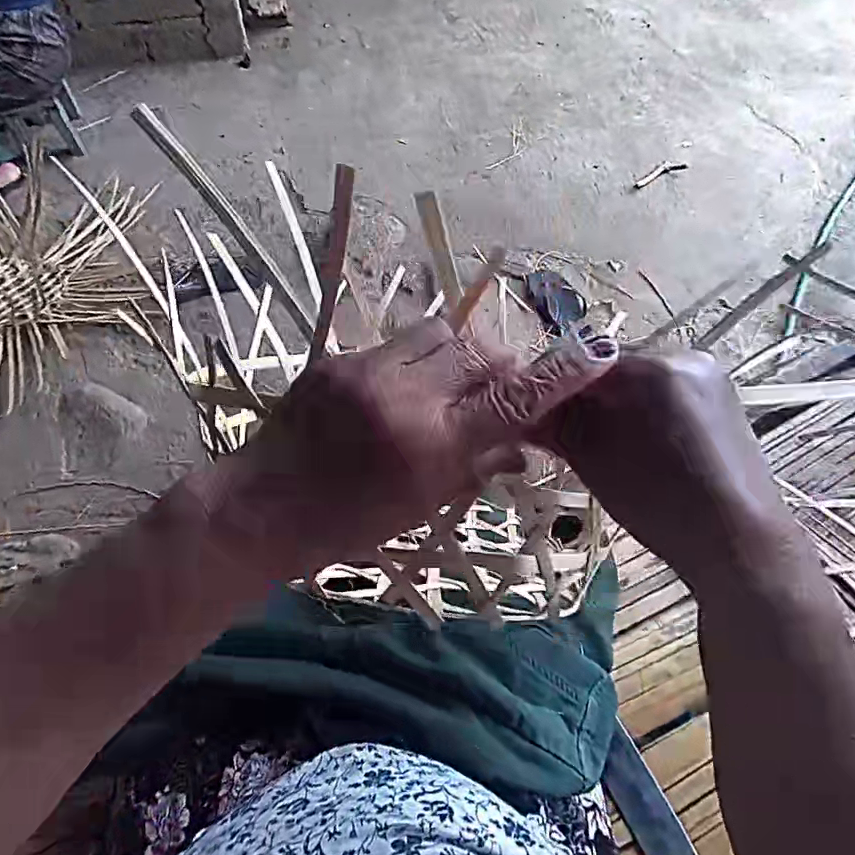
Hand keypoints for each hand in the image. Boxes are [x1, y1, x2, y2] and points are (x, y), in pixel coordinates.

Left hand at [202, 319, 617, 577]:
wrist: (261, 507)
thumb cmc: (346, 522)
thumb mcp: (421, 506)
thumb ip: (475, 466)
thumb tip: (521, 446)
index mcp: (428, 447)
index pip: (508, 402)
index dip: (555, 377)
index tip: (594, 353)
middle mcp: (402, 398)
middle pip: (477, 352)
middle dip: (498, 365)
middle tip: (496, 387)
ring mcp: (364, 371)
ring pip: (439, 333)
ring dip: (460, 353)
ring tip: (453, 380)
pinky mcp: (336, 358)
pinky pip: (397, 342)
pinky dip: (418, 359)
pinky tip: (406, 385)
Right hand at [535, 351, 802, 595]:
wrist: (739, 543)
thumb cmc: (664, 505)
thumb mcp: (594, 461)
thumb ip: (556, 424)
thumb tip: (523, 409)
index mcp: (653, 366)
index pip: (582, 361)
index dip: (550, 386)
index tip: (530, 409)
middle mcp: (684, 356)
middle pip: (611, 366)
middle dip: (580, 394)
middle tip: (556, 427)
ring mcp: (707, 374)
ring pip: (638, 379)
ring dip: (609, 402)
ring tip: (594, 439)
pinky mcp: (719, 396)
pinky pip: (664, 391)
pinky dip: (640, 409)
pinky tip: (631, 442)